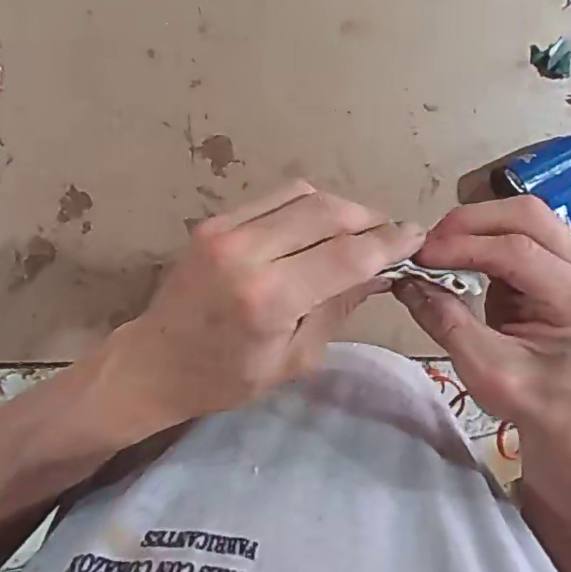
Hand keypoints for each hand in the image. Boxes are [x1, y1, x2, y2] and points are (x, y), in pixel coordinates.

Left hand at [108, 180, 423, 429]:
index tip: (416, 236)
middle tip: (391, 234)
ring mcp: (225, 229)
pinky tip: (317, 225)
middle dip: (369, 219)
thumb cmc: (225, 378)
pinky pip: (274, 196)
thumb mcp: (294, 358)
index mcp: (269, 298)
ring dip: (340, 207)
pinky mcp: (214, 221)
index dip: (389, 241)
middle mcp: (246, 252)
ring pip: (303, 194)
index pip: (347, 254)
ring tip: (357, 229)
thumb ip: (338, 307)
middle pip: (328, 212)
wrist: (154, 362)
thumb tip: (380, 270)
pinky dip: (307, 204)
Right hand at [393, 195, 570, 443]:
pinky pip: (526, 227)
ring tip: (443, 246)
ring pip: (527, 214)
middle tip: (430, 245)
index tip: (420, 256)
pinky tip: (463, 250)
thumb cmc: (530, 400)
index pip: (517, 251)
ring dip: (478, 223)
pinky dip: (488, 232)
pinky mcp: (570, 257)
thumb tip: (406, 280)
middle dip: (470, 223)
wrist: (563, 415)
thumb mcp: (482, 368)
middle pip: (528, 216)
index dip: (462, 247)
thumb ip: (445, 320)